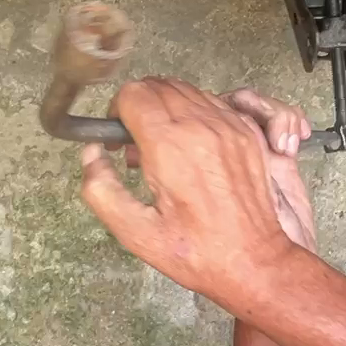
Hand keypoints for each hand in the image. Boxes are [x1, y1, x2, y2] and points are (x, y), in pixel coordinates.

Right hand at [105, 86, 315, 247]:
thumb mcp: (134, 232)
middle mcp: (202, 126)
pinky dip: (195, 113)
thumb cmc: (197, 252)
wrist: (254, 260)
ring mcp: (229, 126)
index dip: (117, 112)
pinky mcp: (247, 133)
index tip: (117, 139)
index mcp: (170, 146)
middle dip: (139, 107)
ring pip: (186, 90)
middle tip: (136, 145)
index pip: (134, 94)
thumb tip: (92, 154)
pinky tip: (192, 147)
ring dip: (167, 108)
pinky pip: (214, 103)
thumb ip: (101, 188)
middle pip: (158, 86)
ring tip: (163, 147)